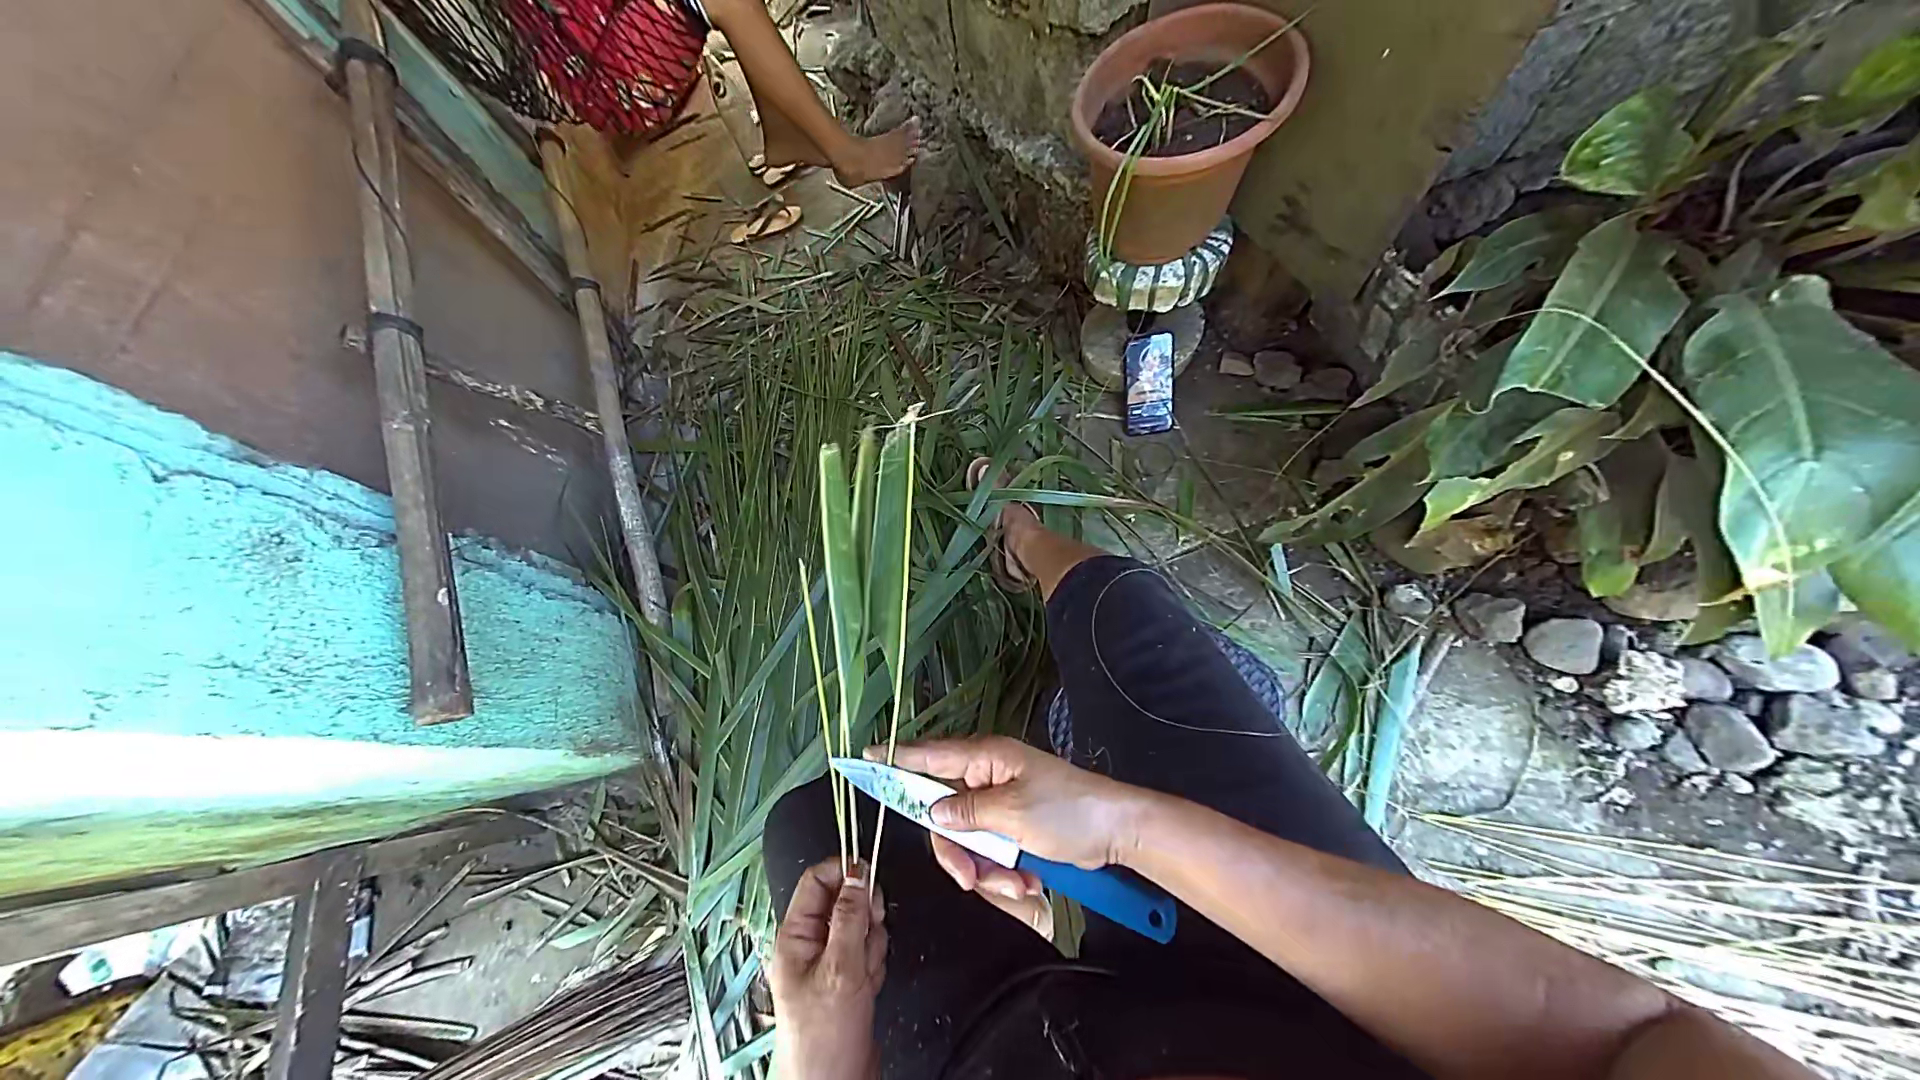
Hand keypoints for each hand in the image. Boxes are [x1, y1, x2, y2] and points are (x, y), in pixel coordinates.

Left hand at [770, 859, 885, 1079]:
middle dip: (864, 917)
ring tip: (862, 976)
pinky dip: (875, 964)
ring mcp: (832, 959)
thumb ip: (850, 917)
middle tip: (864, 940)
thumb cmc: (822, 1038)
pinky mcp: (850, 975)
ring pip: (863, 924)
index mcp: (796, 934)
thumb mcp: (839, 969)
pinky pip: (871, 949)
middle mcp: (812, 943)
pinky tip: (867, 987)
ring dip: (871, 946)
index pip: (817, 880)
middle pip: (846, 899)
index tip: (869, 876)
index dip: (844, 872)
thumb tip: (858, 873)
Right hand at [869, 737, 1151, 906]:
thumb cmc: (1067, 810)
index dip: (898, 758)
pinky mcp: (1011, 828)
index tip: (867, 759)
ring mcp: (999, 804)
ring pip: (967, 841)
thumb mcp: (1013, 813)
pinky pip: (988, 853)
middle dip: (959, 853)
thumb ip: (967, 813)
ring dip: (987, 870)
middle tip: (970, 878)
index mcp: (987, 758)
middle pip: (945, 815)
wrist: (1116, 832)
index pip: (932, 754)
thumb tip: (934, 811)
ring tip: (1019, 882)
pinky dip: (1003, 872)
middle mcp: (988, 777)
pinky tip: (1028, 880)